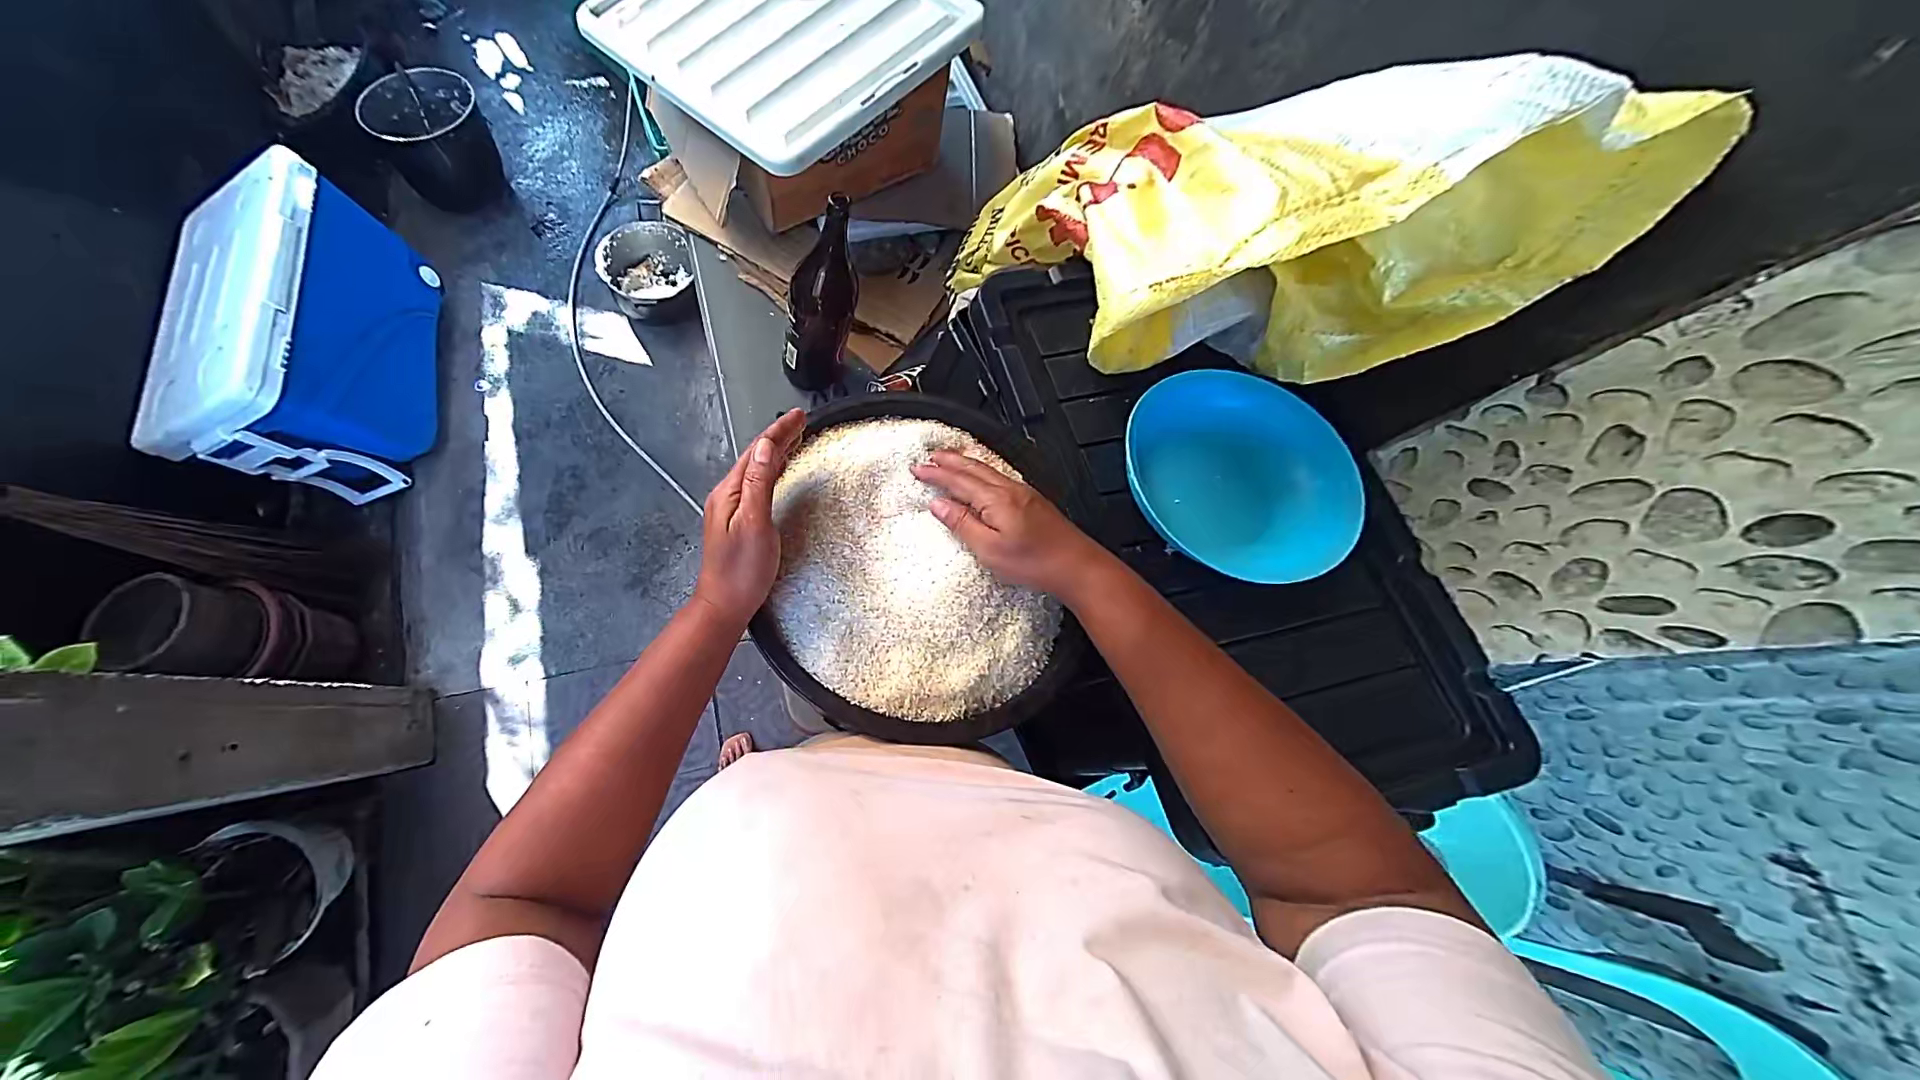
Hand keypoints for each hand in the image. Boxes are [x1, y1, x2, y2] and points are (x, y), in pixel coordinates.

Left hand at [694, 409, 806, 623]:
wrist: (725, 605)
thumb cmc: (740, 572)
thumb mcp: (755, 523)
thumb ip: (759, 483)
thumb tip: (766, 447)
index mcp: (730, 492)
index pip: (757, 451)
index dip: (779, 431)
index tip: (798, 416)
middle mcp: (727, 496)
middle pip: (756, 457)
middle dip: (779, 436)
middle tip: (801, 421)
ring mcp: (732, 508)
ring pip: (757, 469)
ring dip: (777, 451)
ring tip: (795, 438)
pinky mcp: (739, 520)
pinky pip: (758, 484)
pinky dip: (773, 470)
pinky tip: (780, 471)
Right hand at [910, 450, 1113, 601]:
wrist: (1076, 565)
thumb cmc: (1037, 562)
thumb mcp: (989, 550)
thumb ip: (962, 524)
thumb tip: (939, 505)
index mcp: (996, 500)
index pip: (958, 480)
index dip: (935, 474)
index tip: (918, 469)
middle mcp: (1010, 490)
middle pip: (972, 468)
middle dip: (948, 461)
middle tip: (929, 457)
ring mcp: (1023, 493)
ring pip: (987, 470)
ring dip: (964, 462)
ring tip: (949, 459)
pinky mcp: (1032, 500)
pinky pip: (999, 476)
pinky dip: (982, 470)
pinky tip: (982, 475)